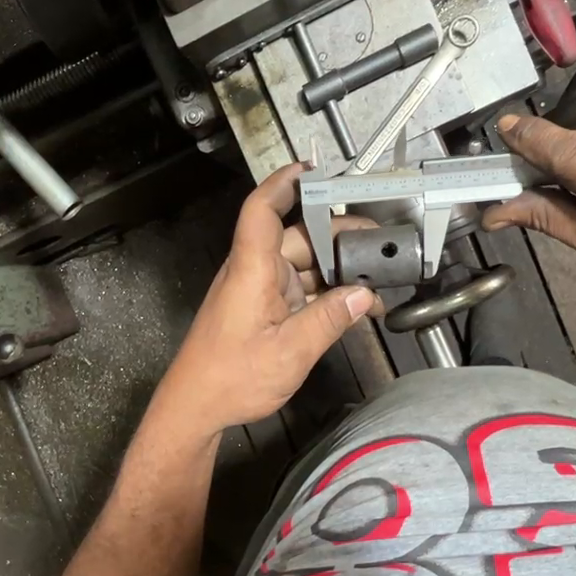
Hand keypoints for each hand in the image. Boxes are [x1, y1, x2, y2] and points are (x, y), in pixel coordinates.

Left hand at [154, 164, 377, 434]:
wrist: (196, 407)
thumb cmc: (231, 378)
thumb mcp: (290, 352)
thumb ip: (330, 320)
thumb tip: (364, 296)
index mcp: (252, 269)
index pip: (262, 209)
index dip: (285, 182)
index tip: (312, 168)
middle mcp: (253, 272)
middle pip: (297, 236)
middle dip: (338, 236)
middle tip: (378, 246)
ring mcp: (257, 291)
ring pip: (303, 264)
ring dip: (336, 271)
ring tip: (374, 282)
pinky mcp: (262, 310)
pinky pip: (298, 290)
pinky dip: (324, 294)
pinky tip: (352, 307)